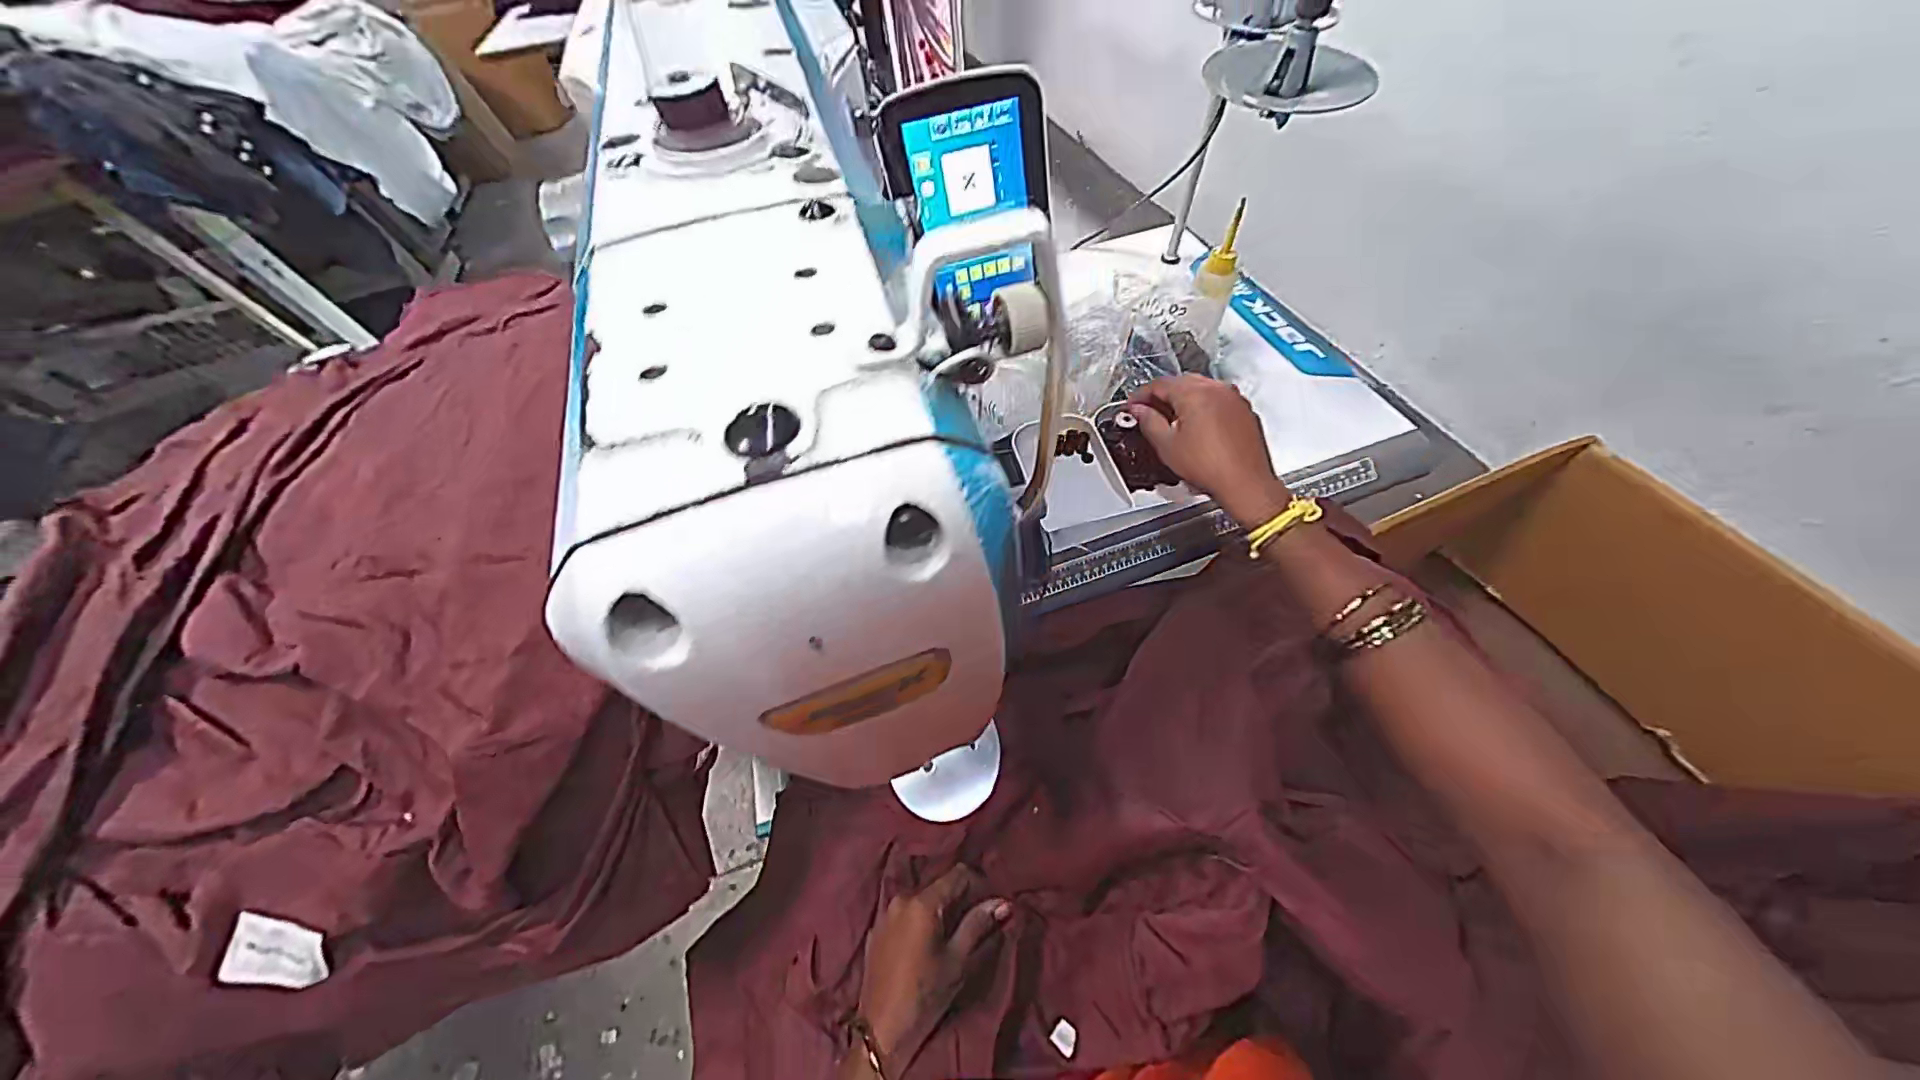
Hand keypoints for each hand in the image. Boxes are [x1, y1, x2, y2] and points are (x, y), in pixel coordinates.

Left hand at [856, 865, 1009, 1068]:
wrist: (880, 1031)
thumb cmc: (924, 995)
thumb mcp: (957, 961)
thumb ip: (977, 925)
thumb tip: (1002, 902)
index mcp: (922, 902)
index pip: (957, 874)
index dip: (978, 884)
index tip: (991, 905)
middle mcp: (900, 898)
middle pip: (938, 885)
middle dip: (959, 899)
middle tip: (976, 923)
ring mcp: (885, 913)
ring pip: (920, 899)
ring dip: (938, 910)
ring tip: (952, 936)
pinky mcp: (876, 931)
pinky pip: (904, 914)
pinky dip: (919, 921)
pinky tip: (926, 944)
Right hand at [1126, 375, 1291, 525]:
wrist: (1245, 482)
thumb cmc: (1211, 467)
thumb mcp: (1167, 445)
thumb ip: (1148, 422)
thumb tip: (1139, 411)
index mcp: (1195, 393)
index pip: (1159, 384)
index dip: (1141, 395)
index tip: (1134, 405)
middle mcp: (1217, 389)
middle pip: (1181, 383)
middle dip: (1162, 396)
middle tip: (1148, 412)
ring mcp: (1233, 398)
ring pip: (1201, 389)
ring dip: (1183, 400)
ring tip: (1172, 422)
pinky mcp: (1244, 410)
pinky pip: (1218, 400)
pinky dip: (1203, 408)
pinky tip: (1196, 429)